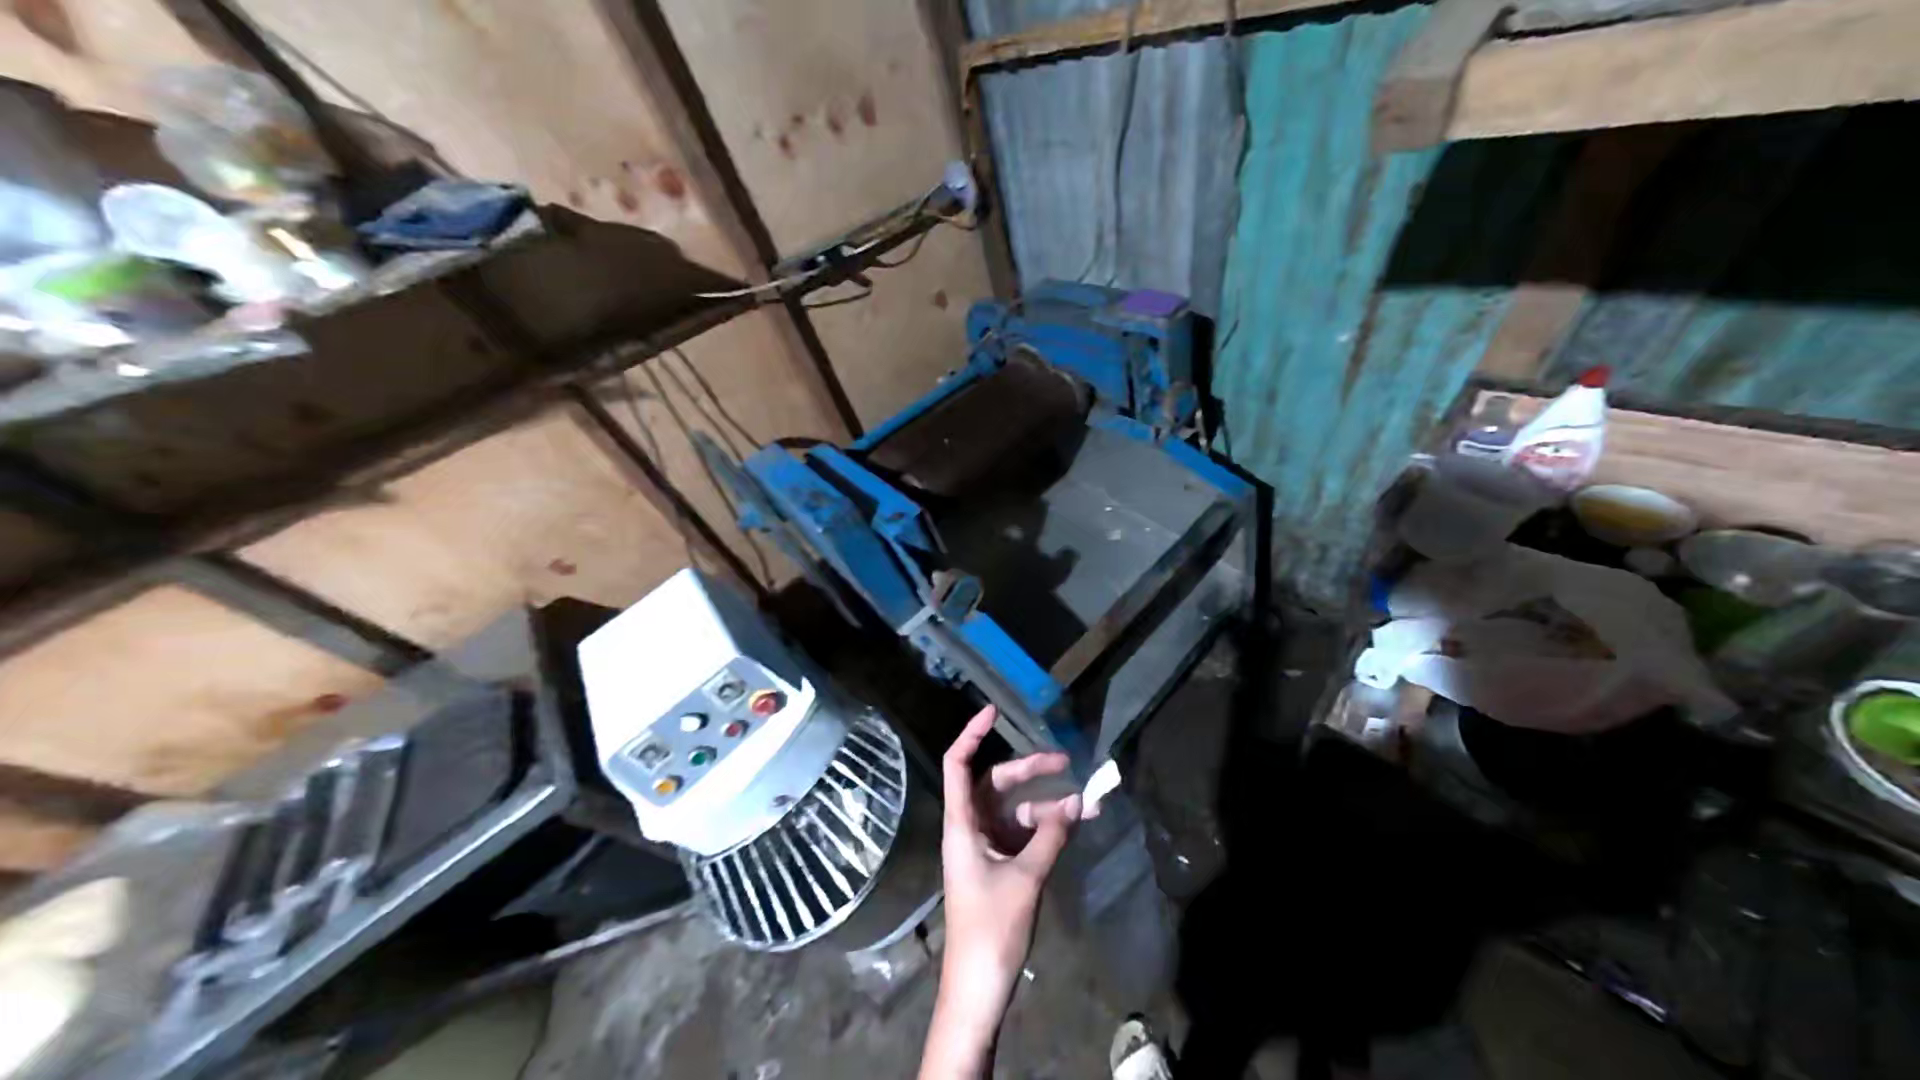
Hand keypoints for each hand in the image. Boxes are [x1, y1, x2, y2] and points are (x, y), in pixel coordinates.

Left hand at [918, 705, 1080, 1079]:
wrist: (979, 985)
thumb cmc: (991, 929)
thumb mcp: (1026, 877)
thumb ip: (1051, 836)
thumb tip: (1077, 801)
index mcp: (961, 824)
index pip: (958, 765)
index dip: (971, 735)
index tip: (993, 711)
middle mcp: (970, 827)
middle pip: (996, 783)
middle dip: (1030, 770)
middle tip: (1066, 762)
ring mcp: (985, 846)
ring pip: (1015, 809)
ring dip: (1046, 804)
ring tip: (1086, 802)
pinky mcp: (999, 865)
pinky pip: (1023, 833)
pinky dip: (1047, 827)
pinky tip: (1074, 825)